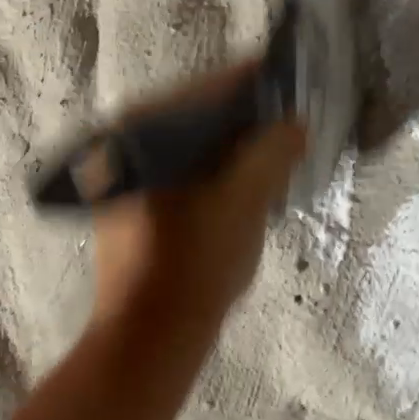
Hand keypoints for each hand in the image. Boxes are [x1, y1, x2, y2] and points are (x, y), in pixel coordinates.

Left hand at [88, 61, 307, 331]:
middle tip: (289, 128)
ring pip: (190, 144)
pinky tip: (242, 185)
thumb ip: (271, 153)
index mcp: (143, 129)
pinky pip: (179, 167)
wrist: (148, 334)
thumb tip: (294, 124)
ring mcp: (125, 170)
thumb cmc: (195, 264)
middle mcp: (124, 139)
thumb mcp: (244, 202)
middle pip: (197, 115)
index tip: (291, 85)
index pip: (207, 91)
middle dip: (244, 121)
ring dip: (231, 147)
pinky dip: (212, 169)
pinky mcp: (131, 198)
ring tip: (273, 156)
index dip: (253, 86)